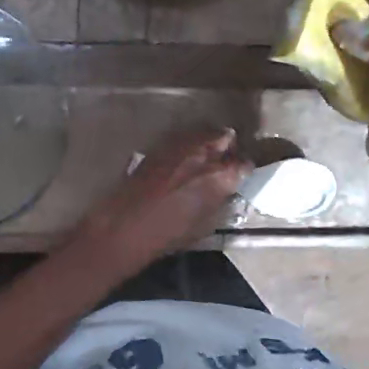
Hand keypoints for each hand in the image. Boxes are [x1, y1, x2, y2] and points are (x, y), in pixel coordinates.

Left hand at [73, 128, 246, 270]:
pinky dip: (187, 144)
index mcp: (219, 178)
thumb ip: (218, 199)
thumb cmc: (167, 235)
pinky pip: (181, 139)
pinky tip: (183, 157)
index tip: (241, 172)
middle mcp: (202, 156)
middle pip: (224, 138)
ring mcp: (178, 148)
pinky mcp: (158, 147)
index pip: (243, 164)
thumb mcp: (204, 223)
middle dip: (227, 145)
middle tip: (225, 156)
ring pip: (202, 134)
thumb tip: (223, 188)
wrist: (124, 226)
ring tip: (206, 154)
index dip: (243, 168)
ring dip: (207, 141)